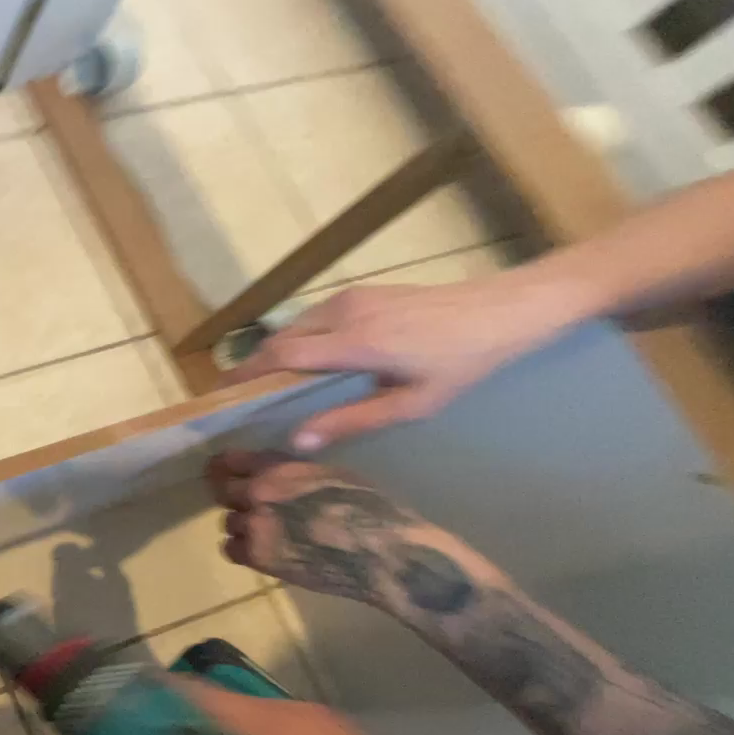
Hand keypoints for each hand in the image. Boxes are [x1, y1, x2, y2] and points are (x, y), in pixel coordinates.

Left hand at [205, 450, 419, 604]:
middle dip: (231, 496)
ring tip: (267, 532)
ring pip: (229, 522)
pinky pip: (231, 549)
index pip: (230, 461)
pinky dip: (243, 550)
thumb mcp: (330, 475)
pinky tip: (263, 551)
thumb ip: (292, 472)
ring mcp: (255, 525)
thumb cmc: (370, 510)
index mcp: (278, 469)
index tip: (218, 470)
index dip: (221, 467)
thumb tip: (269, 473)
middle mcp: (259, 493)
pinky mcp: (257, 556)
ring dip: (242, 525)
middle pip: (222, 491)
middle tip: (242, 503)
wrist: (385, 554)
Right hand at [227, 279, 580, 450]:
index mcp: (353, 344)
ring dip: (274, 354)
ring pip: (292, 328)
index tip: (218, 398)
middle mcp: (342, 315)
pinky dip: (296, 341)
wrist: (515, 305)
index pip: (278, 358)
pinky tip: (306, 361)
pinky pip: (311, 319)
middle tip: (241, 399)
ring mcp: (350, 299)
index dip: (243, 377)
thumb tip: (296, 442)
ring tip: (269, 384)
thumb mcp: (414, 403)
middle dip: (253, 369)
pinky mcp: (360, 292)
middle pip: (277, 342)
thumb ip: (351, 420)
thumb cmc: (468, 361)